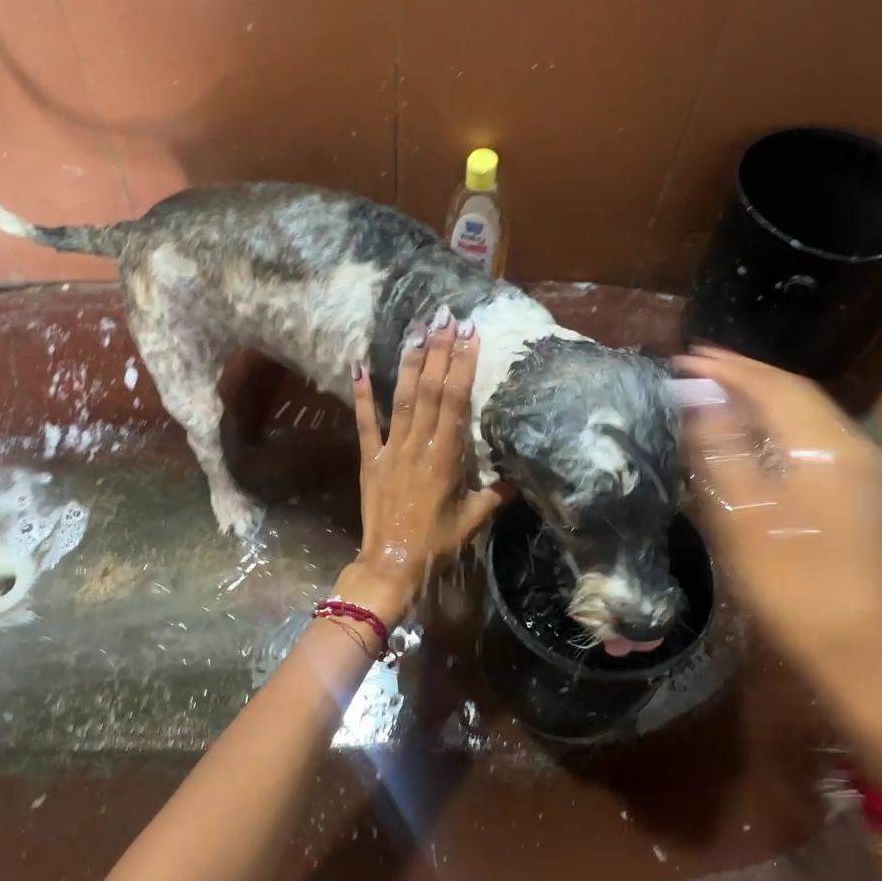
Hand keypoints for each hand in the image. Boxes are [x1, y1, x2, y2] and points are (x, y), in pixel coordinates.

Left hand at [337, 307, 503, 620]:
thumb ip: (498, 494)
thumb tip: (523, 474)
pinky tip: (358, 365)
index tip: (470, 334)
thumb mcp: (474, 520)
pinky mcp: (369, 459)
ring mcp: (391, 450)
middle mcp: (418, 445)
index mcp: (446, 457)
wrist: (391, 564)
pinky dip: (362, 394)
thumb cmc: (437, 544)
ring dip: (409, 361)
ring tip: (418, 328)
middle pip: (429, 389)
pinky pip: (365, 422)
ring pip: (401, 397)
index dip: (462, 365)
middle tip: (446, 316)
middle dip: (439, 350)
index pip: (455, 401)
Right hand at [675, 347, 881, 793]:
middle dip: (746, 380)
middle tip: (697, 371)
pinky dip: (780, 435)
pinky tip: (756, 449)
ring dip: (763, 405)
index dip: (728, 368)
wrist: (864, 660)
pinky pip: (816, 449)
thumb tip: (698, 392)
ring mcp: (866, 479)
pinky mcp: (863, 505)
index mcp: (829, 447)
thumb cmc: (795, 588)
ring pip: (809, 423)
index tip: (685, 356)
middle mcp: (856, 451)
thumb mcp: (744, 516)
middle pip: (797, 398)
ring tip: (718, 402)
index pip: (774, 386)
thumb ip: (720, 448)